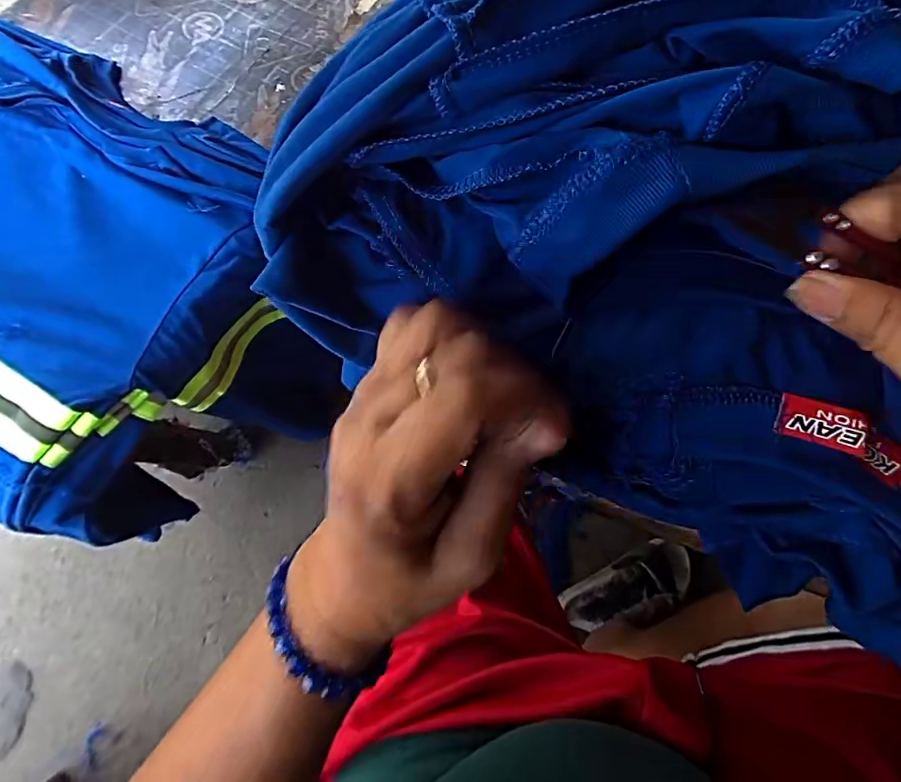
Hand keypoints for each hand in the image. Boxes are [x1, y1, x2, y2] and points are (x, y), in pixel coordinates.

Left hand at [282, 301, 569, 671]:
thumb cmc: (411, 579)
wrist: (345, 573)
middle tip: (533, 412)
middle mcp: (369, 419)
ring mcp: (361, 391)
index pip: (463, 391)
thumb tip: (543, 419)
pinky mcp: (364, 379)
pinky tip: (465, 370)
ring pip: (430, 320)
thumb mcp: (472, 557)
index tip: (555, 427)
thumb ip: (505, 480)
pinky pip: (408, 322)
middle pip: (452, 346)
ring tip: (500, 388)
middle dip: (513, 370)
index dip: (524, 393)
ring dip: (482, 343)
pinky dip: (449, 333)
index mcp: (392, 477)